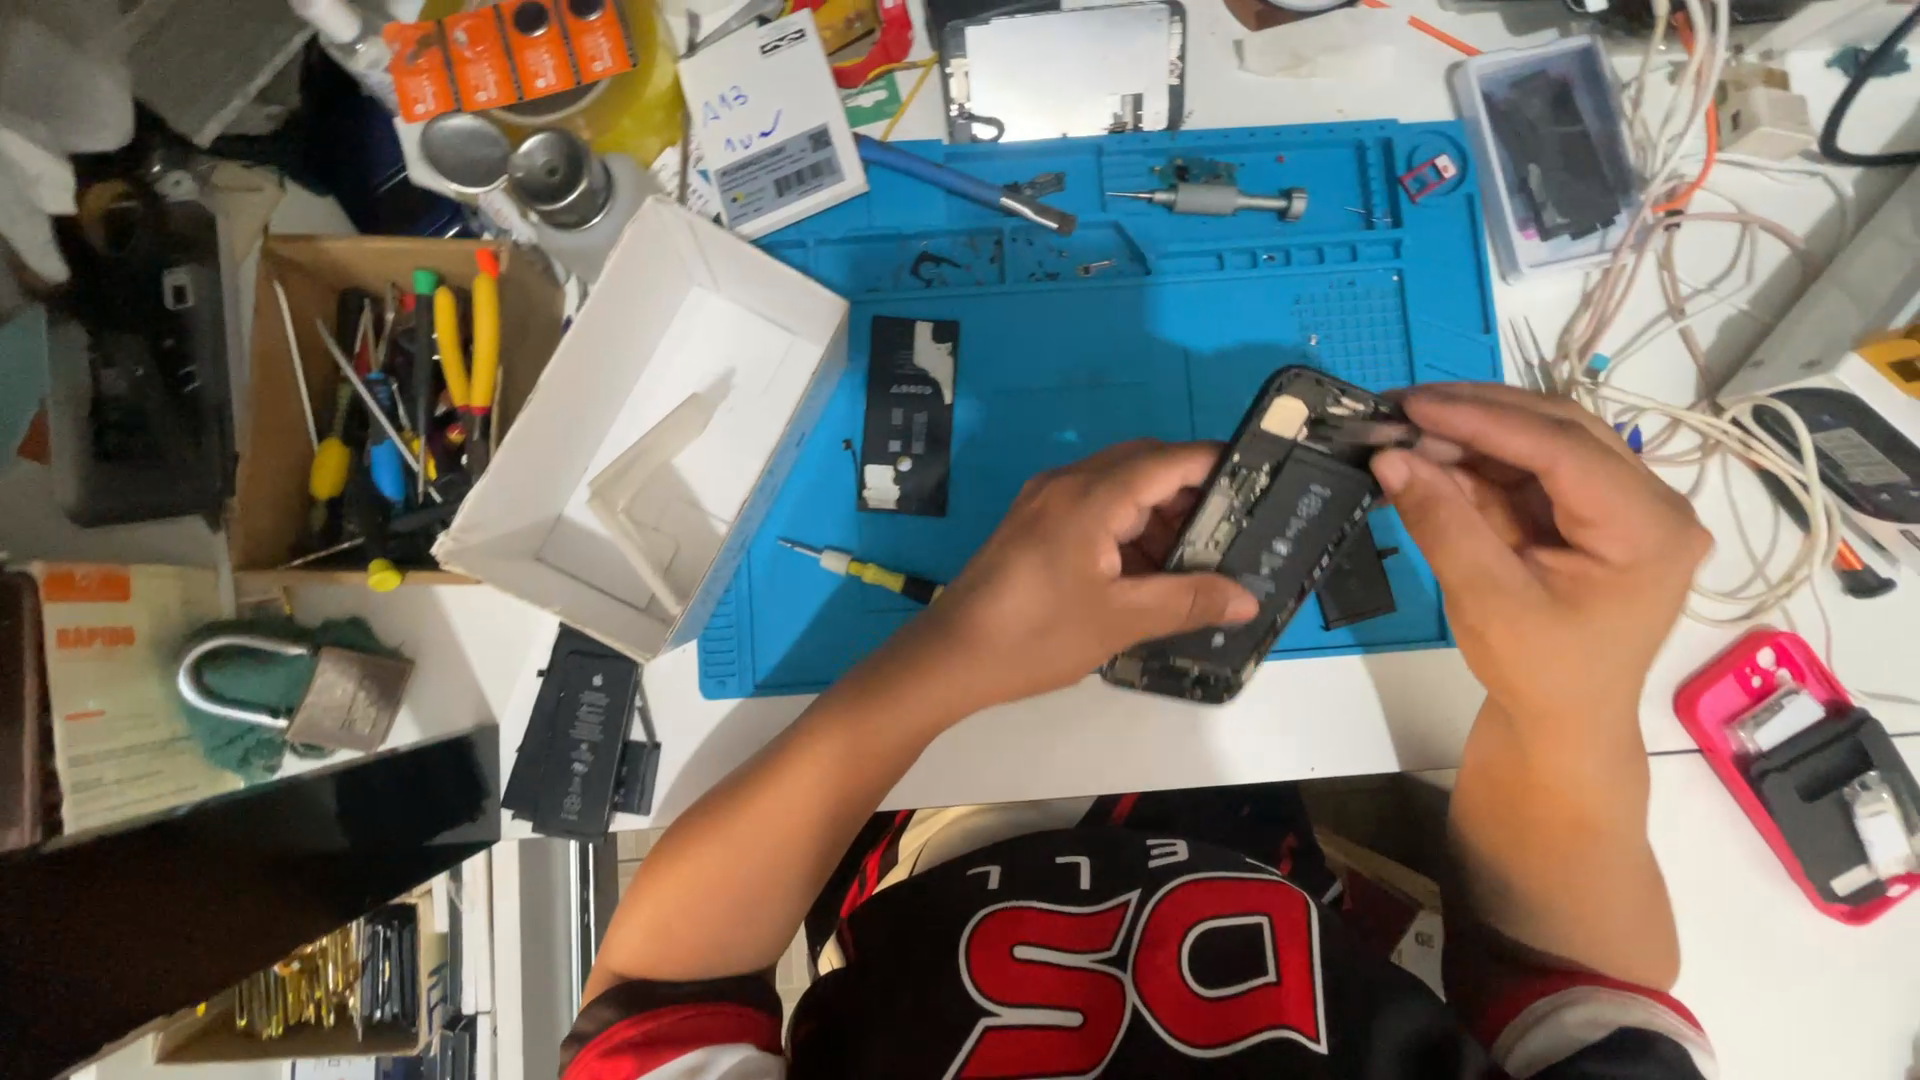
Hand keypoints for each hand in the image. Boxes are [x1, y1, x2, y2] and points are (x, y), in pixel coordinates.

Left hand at [899, 440, 1258, 712]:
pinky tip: (1144, 570)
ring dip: (1157, 515)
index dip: (1218, 466)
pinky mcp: (1031, 523)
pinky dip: (1125, 528)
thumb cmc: (1036, 635)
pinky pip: (1092, 507)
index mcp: (1091, 495)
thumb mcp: (1120, 620)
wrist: (951, 656)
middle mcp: (1066, 483)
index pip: (1170, 459)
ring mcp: (1043, 501)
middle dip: (1190, 495)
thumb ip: (1188, 600)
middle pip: (1144, 466)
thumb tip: (1248, 598)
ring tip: (1192, 561)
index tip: (1261, 484)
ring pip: (1117, 487)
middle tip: (1229, 535)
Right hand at [1372, 385, 1710, 729]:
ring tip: (1404, 430)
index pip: (1563, 449)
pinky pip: (1525, 472)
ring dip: (1470, 433)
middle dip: (1477, 414)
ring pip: (1540, 443)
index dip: (1483, 420)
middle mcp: (1647, 503)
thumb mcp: (1485, 598)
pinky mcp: (1582, 516)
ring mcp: (1616, 507)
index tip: (1412, 406)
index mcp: (1648, 528)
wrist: (1562, 719)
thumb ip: (1441, 523)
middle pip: (1559, 431)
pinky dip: (1472, 462)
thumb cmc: (1537, 670)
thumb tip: (1388, 458)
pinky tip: (1427, 457)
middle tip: (1402, 407)